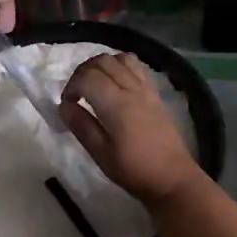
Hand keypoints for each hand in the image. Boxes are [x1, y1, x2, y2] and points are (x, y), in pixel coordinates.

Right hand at [60, 53, 207, 204]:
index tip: (67, 104)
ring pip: (121, 58)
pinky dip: (121, 66)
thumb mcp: (101, 154)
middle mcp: (132, 90)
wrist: (172, 177)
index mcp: (117, 105)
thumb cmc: (134, 170)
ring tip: (95, 84)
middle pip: (102, 62)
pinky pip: (138, 66)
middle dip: (83, 72)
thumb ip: (82, 126)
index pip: (87, 78)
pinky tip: (116, 82)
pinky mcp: (156, 93)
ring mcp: (147, 89)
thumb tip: (63, 106)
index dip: (71, 86)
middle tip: (76, 93)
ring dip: (102, 65)